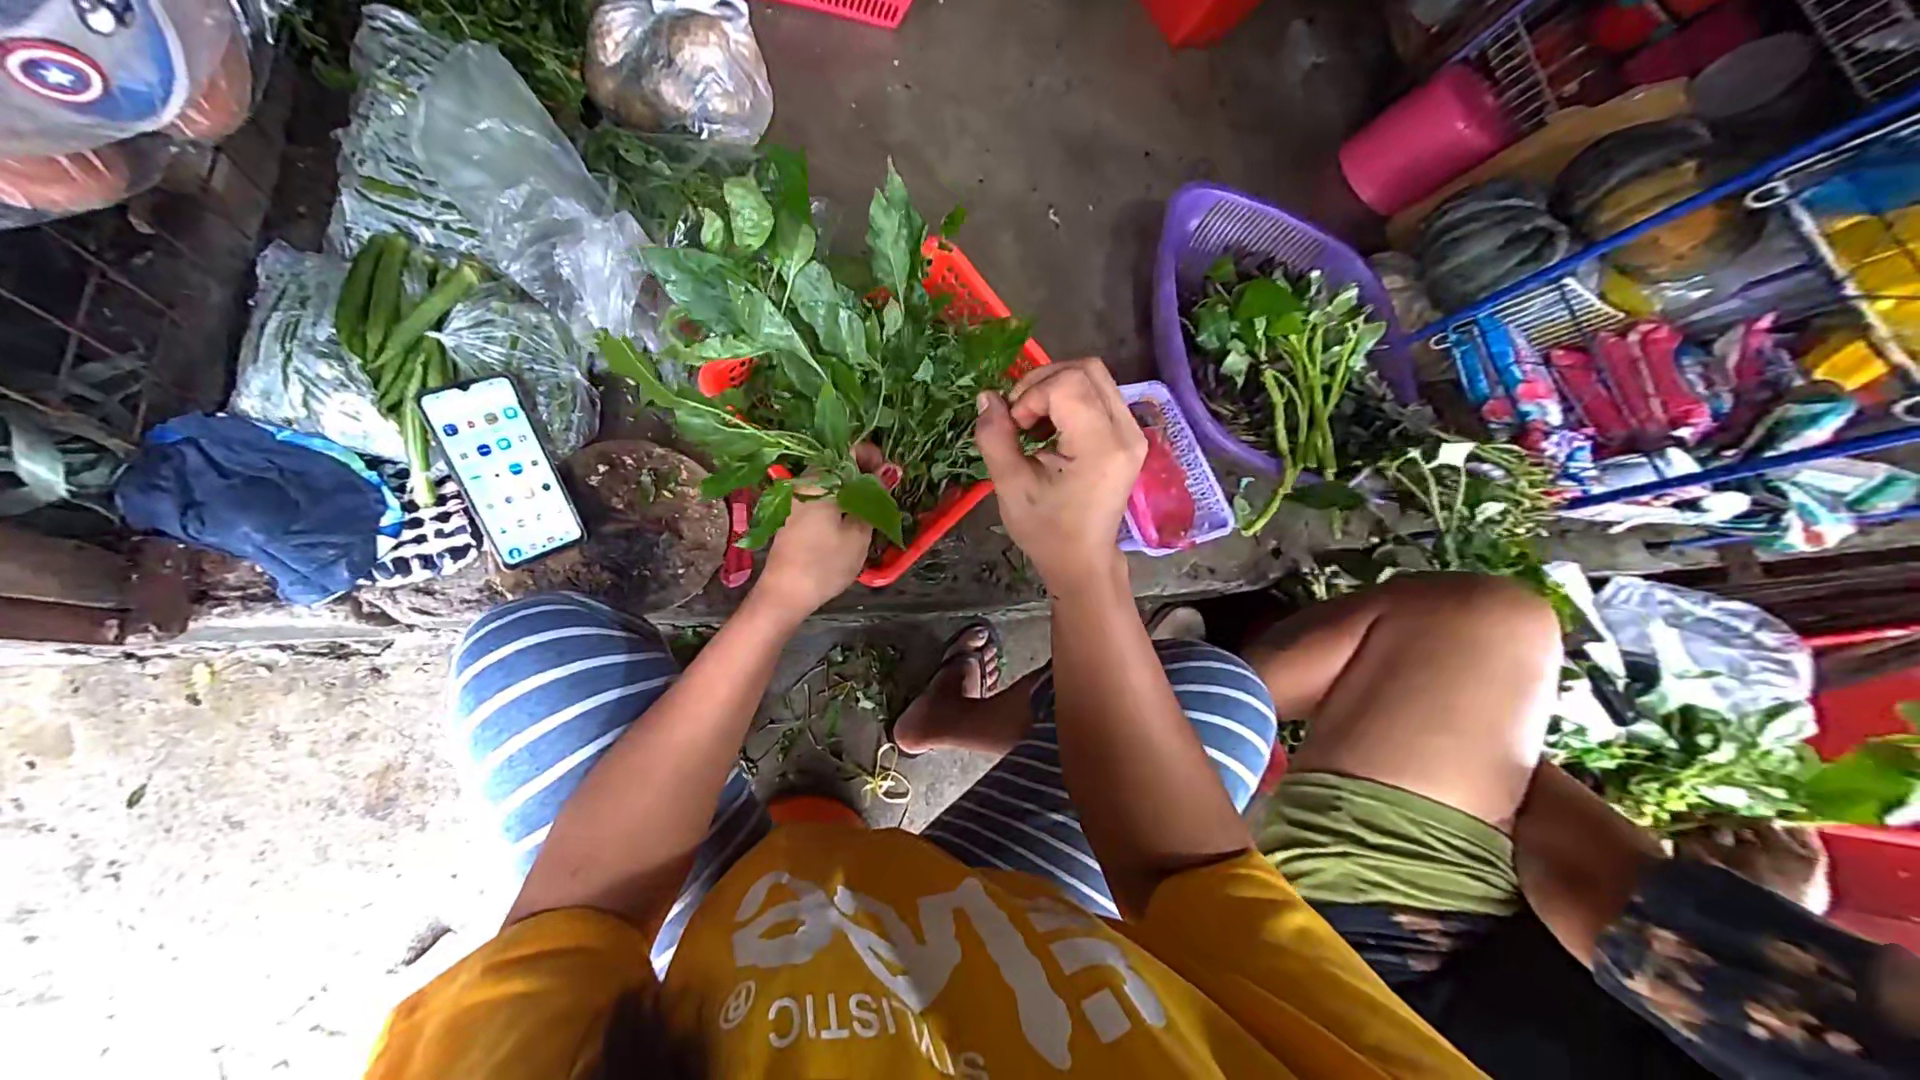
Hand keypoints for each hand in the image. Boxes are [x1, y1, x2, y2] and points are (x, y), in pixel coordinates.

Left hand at [752, 444, 889, 618]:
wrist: (784, 594)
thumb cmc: (825, 563)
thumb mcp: (859, 531)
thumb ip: (874, 497)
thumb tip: (889, 471)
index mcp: (820, 480)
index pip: (850, 450)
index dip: (874, 458)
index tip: (889, 478)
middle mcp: (803, 482)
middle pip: (839, 464)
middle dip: (865, 474)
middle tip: (884, 496)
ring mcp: (794, 498)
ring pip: (830, 481)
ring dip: (852, 489)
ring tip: (870, 510)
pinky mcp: (792, 514)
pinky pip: (820, 495)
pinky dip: (838, 500)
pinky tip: (849, 519)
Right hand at [974, 359, 1145, 594]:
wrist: (1083, 560)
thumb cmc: (1046, 530)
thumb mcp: (1011, 486)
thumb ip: (995, 437)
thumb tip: (986, 397)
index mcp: (1101, 446)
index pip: (1067, 384)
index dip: (1031, 396)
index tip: (1016, 428)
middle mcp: (1126, 432)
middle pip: (1086, 369)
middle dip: (1043, 382)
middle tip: (1019, 415)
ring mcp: (1133, 432)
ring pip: (1094, 376)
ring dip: (1056, 387)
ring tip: (1034, 421)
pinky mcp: (1130, 436)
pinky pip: (1100, 394)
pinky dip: (1070, 398)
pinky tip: (1051, 427)